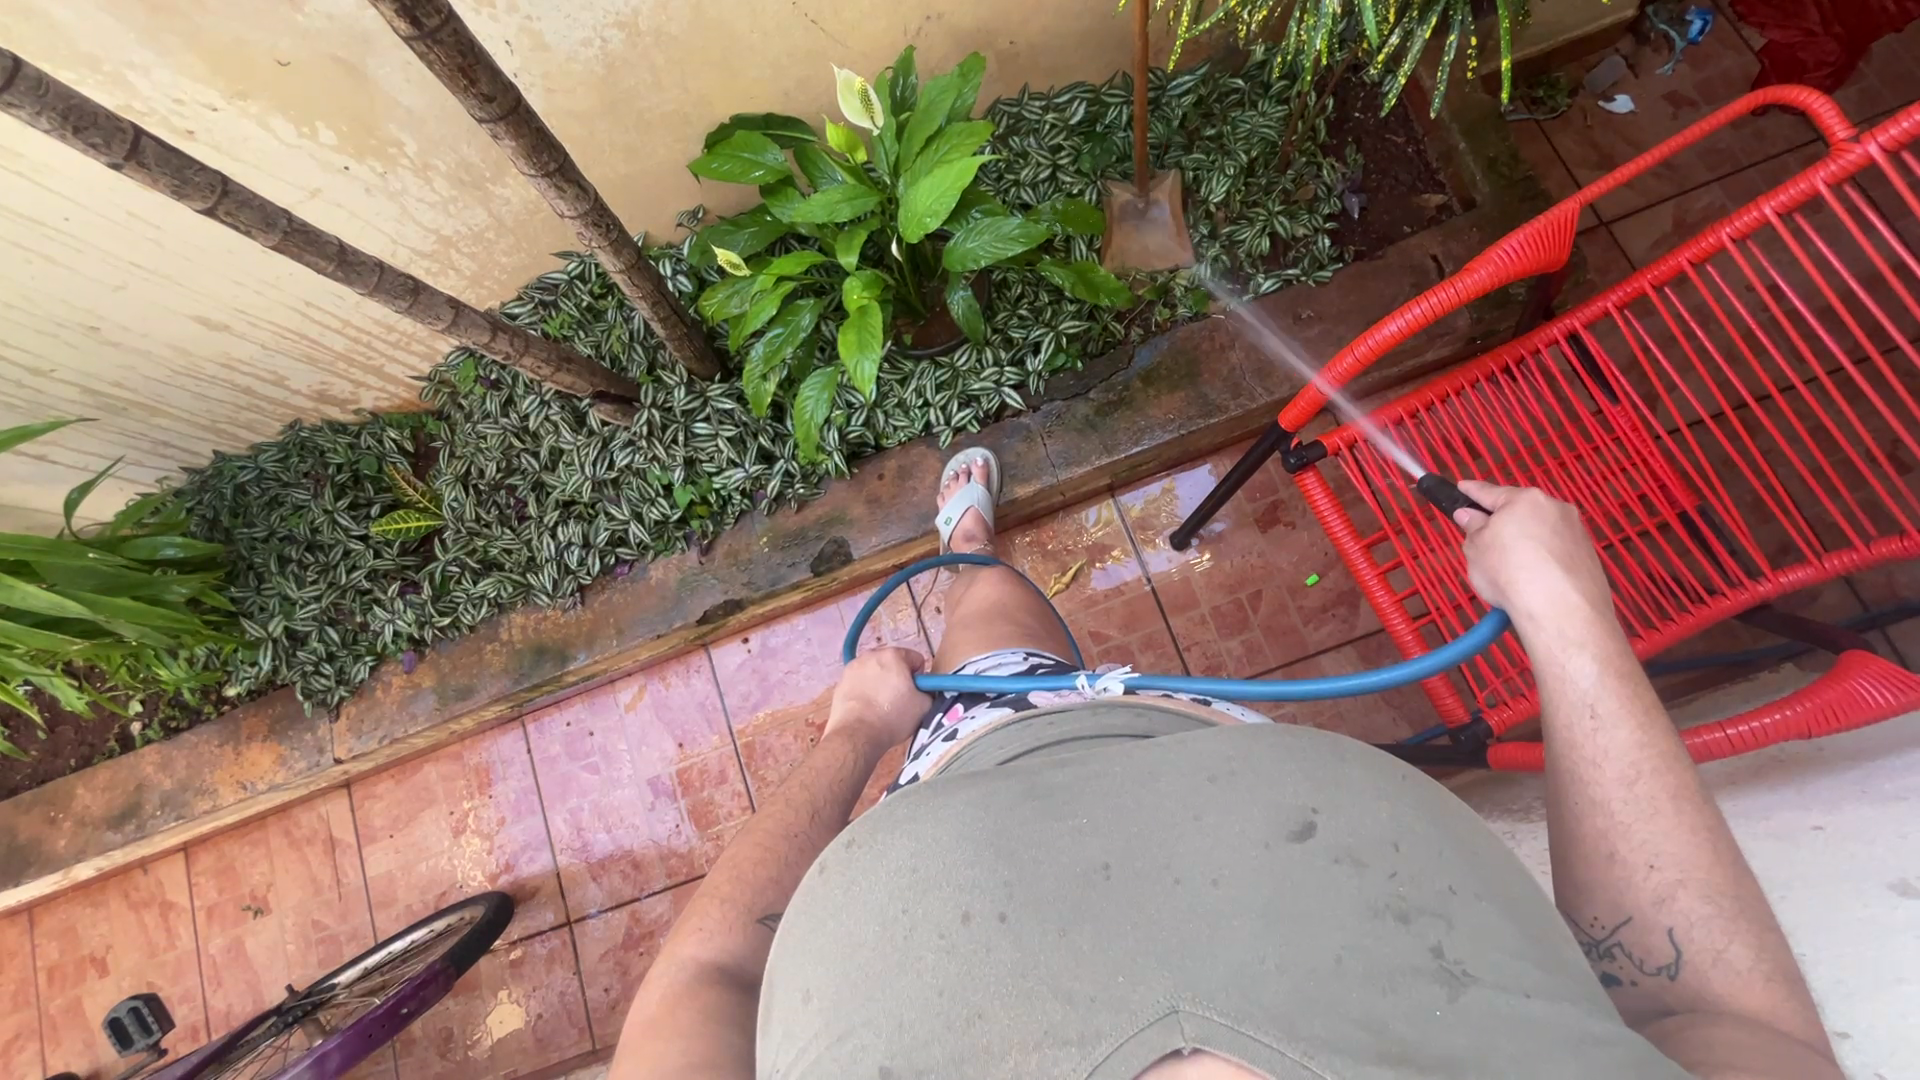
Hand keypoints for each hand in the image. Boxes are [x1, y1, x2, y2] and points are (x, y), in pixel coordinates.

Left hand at [824, 647, 931, 750]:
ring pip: (875, 673)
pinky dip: (865, 692)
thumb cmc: (892, 717)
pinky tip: (867, 710)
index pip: (916, 659)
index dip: (919, 677)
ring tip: (881, 707)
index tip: (915, 693)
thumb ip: (929, 691)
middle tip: (900, 701)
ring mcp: (852, 668)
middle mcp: (871, 655)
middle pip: (893, 664)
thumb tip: (924, 690)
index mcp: (893, 655)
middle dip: (899, 678)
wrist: (856, 735)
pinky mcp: (840, 682)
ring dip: (880, 684)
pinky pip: (860, 683)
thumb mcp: (924, 706)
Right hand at [1453, 480, 1613, 625]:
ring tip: (1507, 565)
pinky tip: (1530, 576)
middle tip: (1482, 537)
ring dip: (1522, 539)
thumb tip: (1470, 515)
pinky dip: (1540, 556)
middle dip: (1501, 519)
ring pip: (1539, 529)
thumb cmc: (1508, 571)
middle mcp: (1555, 507)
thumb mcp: (1475, 548)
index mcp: (1524, 500)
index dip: (1471, 490)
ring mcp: (1576, 530)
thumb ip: (1472, 528)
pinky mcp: (1588, 554)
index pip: (1490, 491)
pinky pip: (1554, 548)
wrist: (1561, 608)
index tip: (1461, 486)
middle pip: (1520, 510)